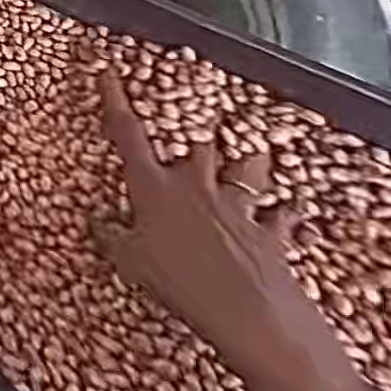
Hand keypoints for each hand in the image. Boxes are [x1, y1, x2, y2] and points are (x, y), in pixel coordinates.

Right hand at [94, 73, 374, 390]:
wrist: (254, 320)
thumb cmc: (180, 285)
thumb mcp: (130, 262)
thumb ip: (111, 235)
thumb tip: (95, 218)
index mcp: (154, 186)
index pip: (127, 132)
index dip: (114, 98)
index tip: (107, 71)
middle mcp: (194, 185)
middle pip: (193, 140)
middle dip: (190, 122)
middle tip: (188, 108)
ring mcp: (237, 206)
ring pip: (246, 166)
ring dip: (246, 156)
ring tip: (248, 146)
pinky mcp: (272, 233)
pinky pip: (284, 215)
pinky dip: (288, 211)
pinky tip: (294, 209)